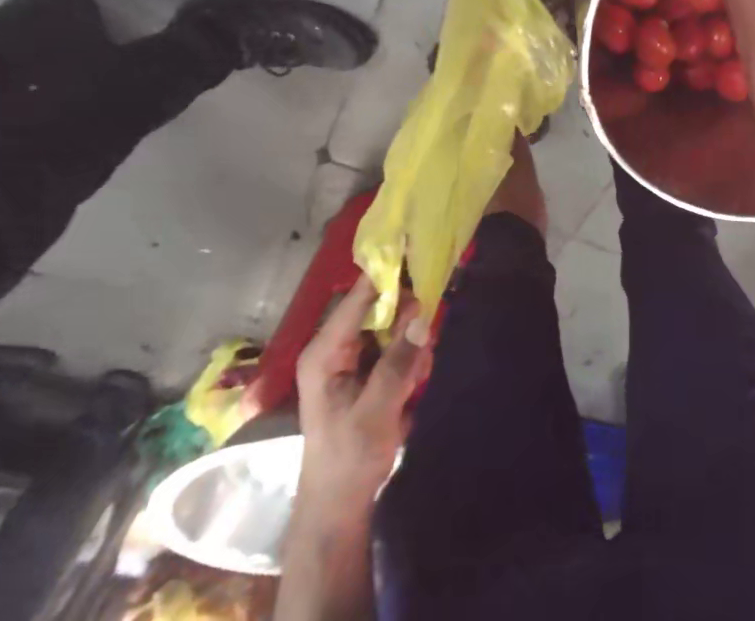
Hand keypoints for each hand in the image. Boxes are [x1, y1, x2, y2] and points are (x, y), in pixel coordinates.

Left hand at [294, 276, 431, 512]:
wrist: (338, 505)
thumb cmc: (349, 458)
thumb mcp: (376, 412)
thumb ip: (398, 363)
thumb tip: (422, 317)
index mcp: (324, 352)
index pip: (356, 300)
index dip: (383, 276)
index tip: (412, 249)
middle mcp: (334, 348)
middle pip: (374, 310)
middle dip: (405, 317)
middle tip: (430, 329)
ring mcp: (348, 360)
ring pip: (387, 329)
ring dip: (409, 341)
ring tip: (419, 371)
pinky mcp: (363, 374)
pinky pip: (390, 349)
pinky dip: (407, 357)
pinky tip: (416, 379)